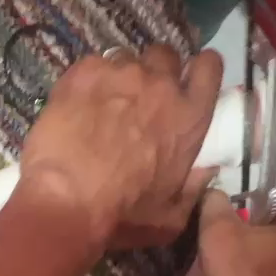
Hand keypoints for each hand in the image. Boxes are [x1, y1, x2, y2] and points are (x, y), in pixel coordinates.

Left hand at [18, 45, 223, 248]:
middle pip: (166, 57)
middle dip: (157, 72)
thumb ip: (193, 190)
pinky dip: (89, 82)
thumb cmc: (121, 216)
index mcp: (189, 118)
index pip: (209, 69)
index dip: (199, 70)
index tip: (187, 82)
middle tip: (140, 100)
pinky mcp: (84, 72)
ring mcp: (121, 73)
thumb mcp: (170, 219)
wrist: (66, 202)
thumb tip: (205, 171)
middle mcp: (160, 86)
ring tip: (103, 107)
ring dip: (121, 78)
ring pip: (127, 60)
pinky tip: (78, 107)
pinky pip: (93, 66)